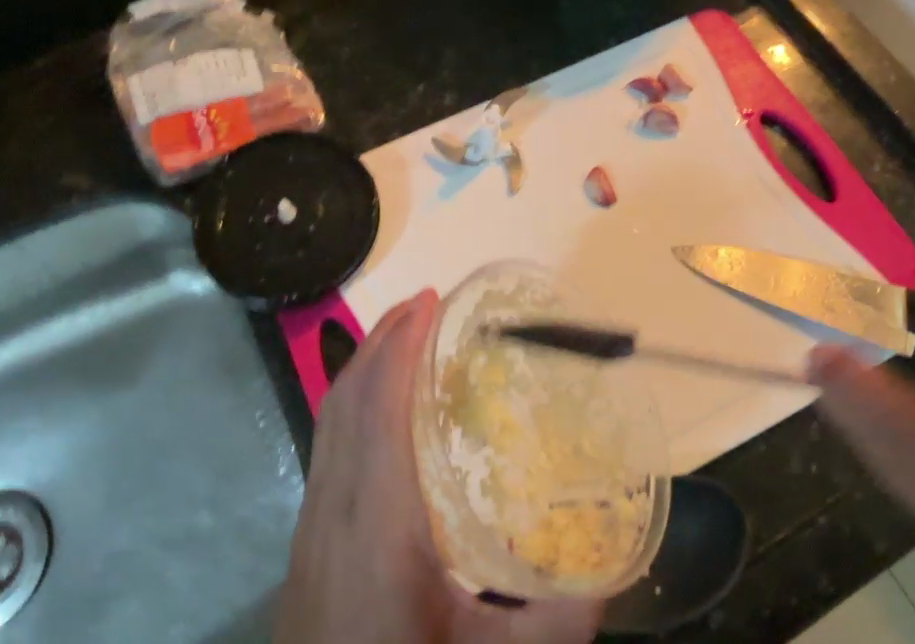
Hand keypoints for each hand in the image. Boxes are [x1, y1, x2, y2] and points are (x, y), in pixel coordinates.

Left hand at [275, 289, 603, 643]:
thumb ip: (556, 625)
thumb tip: (608, 582)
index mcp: (379, 524)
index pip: (381, 409)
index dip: (401, 348)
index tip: (428, 302)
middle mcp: (335, 507)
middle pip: (349, 399)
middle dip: (383, 339)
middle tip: (425, 304)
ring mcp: (311, 519)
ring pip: (330, 418)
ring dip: (364, 366)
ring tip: (403, 339)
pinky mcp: (306, 535)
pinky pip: (326, 444)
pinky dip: (352, 403)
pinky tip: (380, 413)